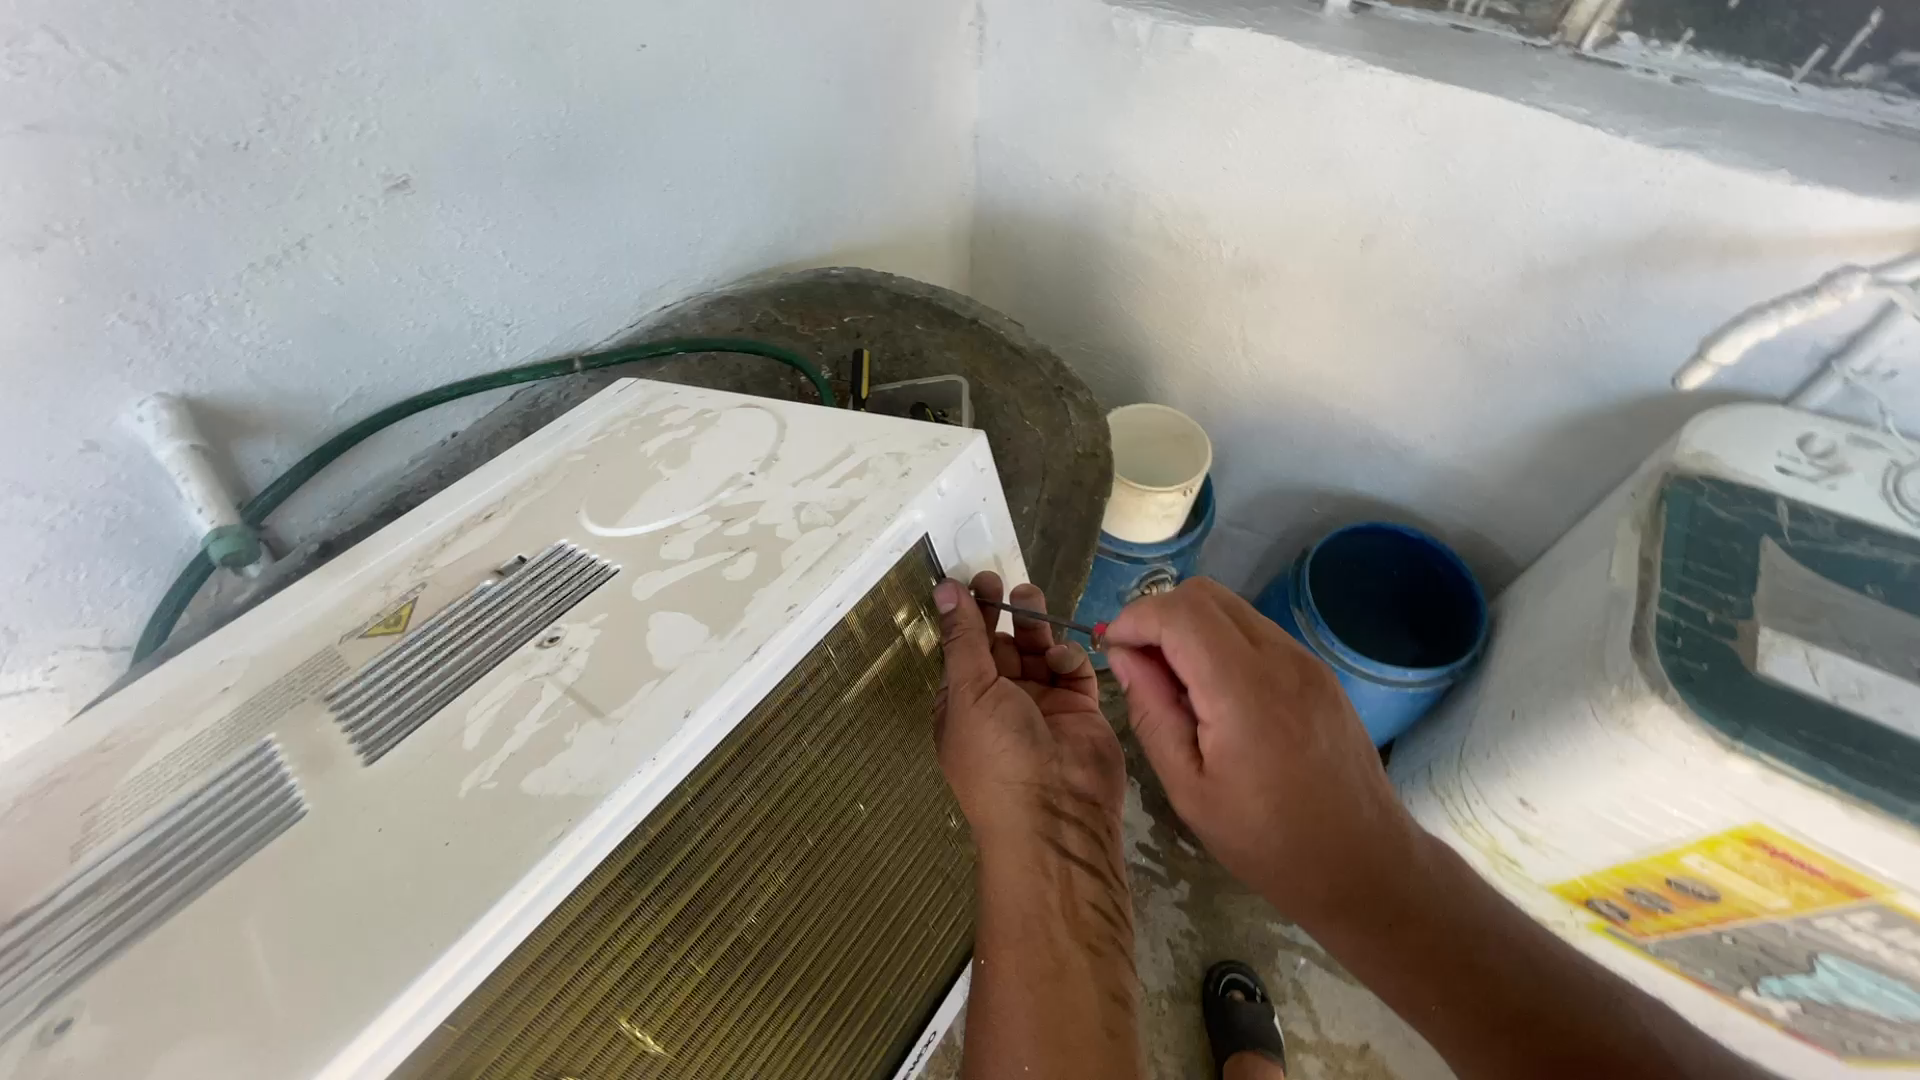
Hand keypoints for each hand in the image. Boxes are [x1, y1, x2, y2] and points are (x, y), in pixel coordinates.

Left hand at [932, 572, 1122, 845]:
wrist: (1057, 813)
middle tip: (1000, 579)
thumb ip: (963, 638)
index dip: (968, 615)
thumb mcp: (969, 691)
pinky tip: (1060, 661)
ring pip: (1036, 651)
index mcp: (963, 703)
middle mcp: (1000, 702)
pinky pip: (1070, 670)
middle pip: (1000, 645)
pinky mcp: (1079, 708)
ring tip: (1030, 597)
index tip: (973, 578)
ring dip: (1032, 625)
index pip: (964, 649)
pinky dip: (1065, 658)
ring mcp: (1041, 704)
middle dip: (999, 613)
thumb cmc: (997, 753)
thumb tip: (945, 589)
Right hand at [1102, 578, 1417, 927]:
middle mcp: (1280, 658)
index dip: (1135, 618)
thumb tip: (1123, 656)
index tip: (1114, 650)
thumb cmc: (1268, 841)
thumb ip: (1150, 712)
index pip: (1179, 612)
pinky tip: (1215, 692)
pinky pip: (1254, 630)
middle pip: (1203, 594)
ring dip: (1189, 627)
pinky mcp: (1317, 670)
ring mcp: (1305, 660)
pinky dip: (1219, 640)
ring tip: (1177, 683)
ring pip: (1229, 607)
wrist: (1366, 865)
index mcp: (1244, 690)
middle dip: (1158, 616)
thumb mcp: (1188, 788)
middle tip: (1141, 665)